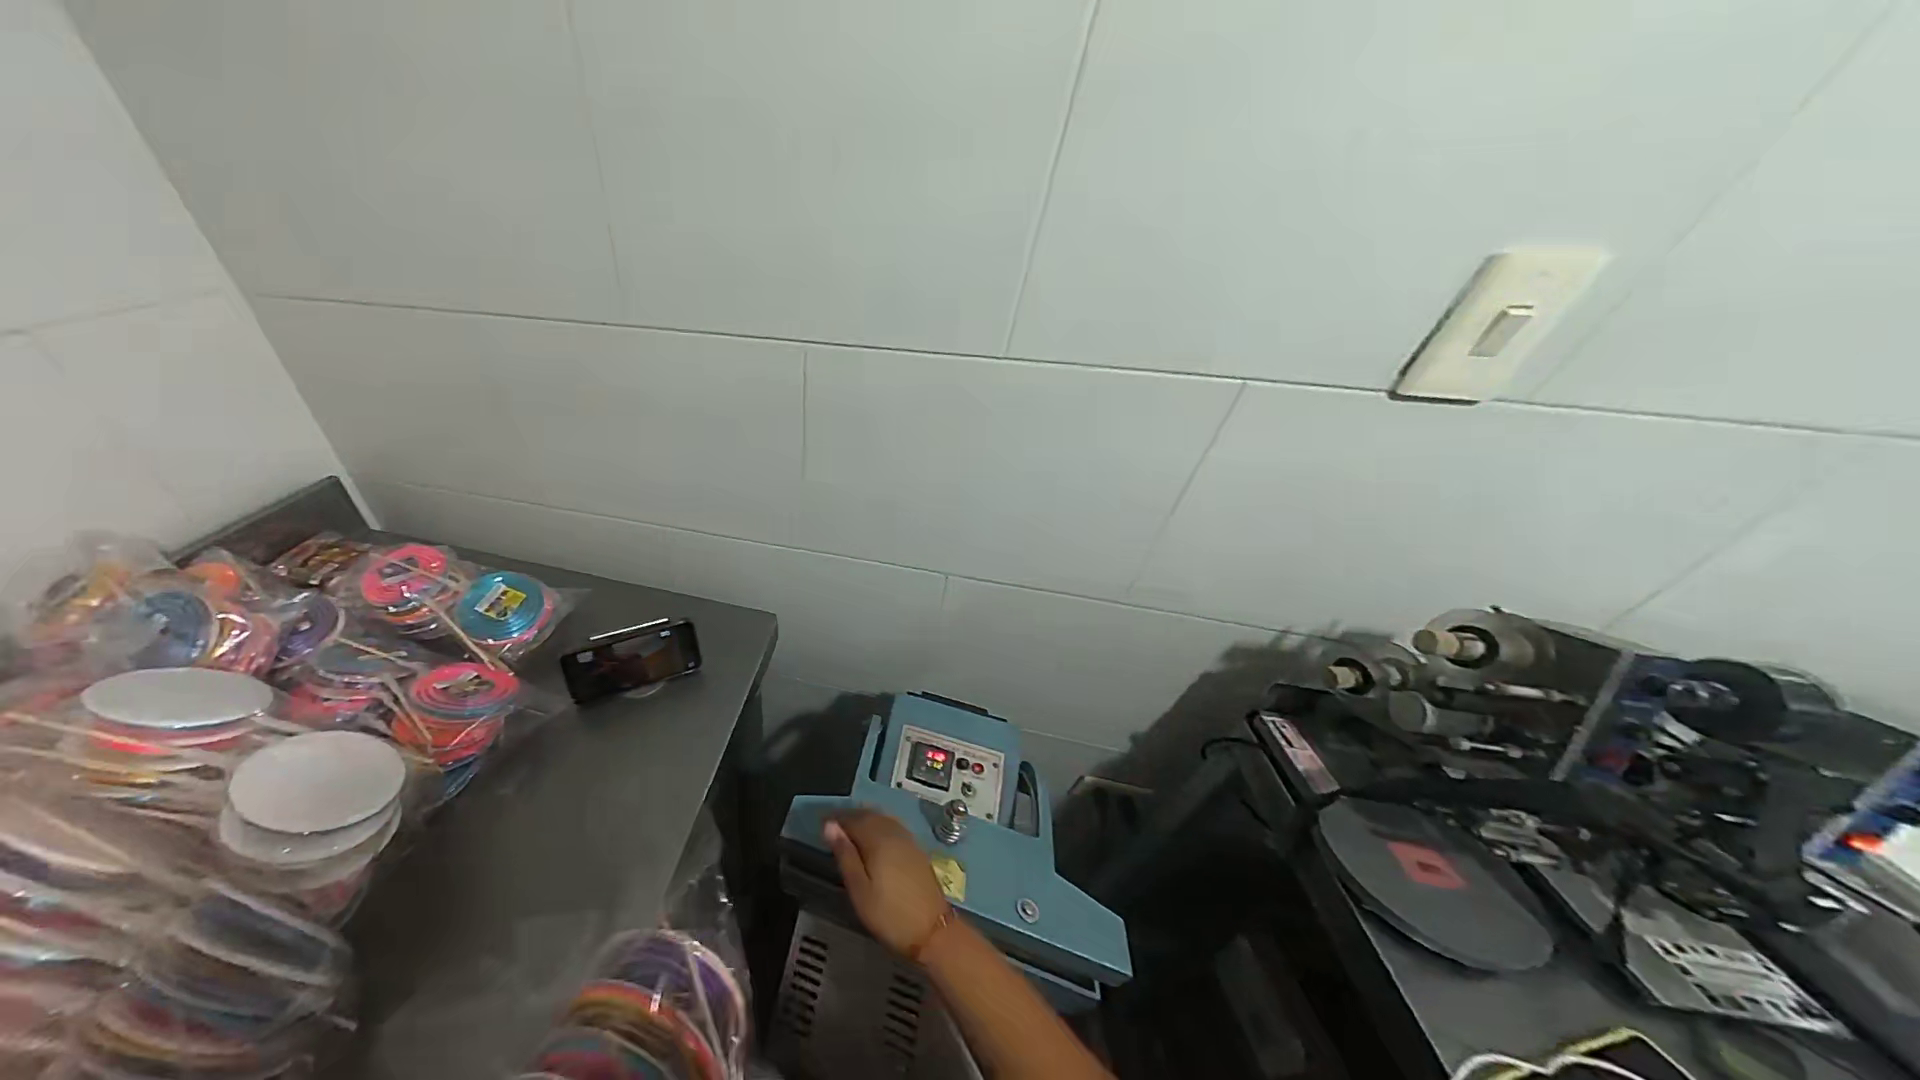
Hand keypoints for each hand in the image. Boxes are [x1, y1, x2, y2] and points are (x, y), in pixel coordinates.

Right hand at [823, 809, 949, 957]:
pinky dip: (879, 826)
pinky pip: (893, 827)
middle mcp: (894, 832)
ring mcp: (908, 839)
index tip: (821, 825)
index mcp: (878, 839)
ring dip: (865, 820)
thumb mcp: (859, 888)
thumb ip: (845, 854)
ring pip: (882, 819)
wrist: (931, 929)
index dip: (836, 820)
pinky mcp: (916, 848)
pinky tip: (873, 840)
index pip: (853, 819)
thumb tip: (830, 825)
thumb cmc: (888, 913)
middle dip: (850, 817)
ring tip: (849, 833)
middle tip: (833, 829)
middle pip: (869, 815)